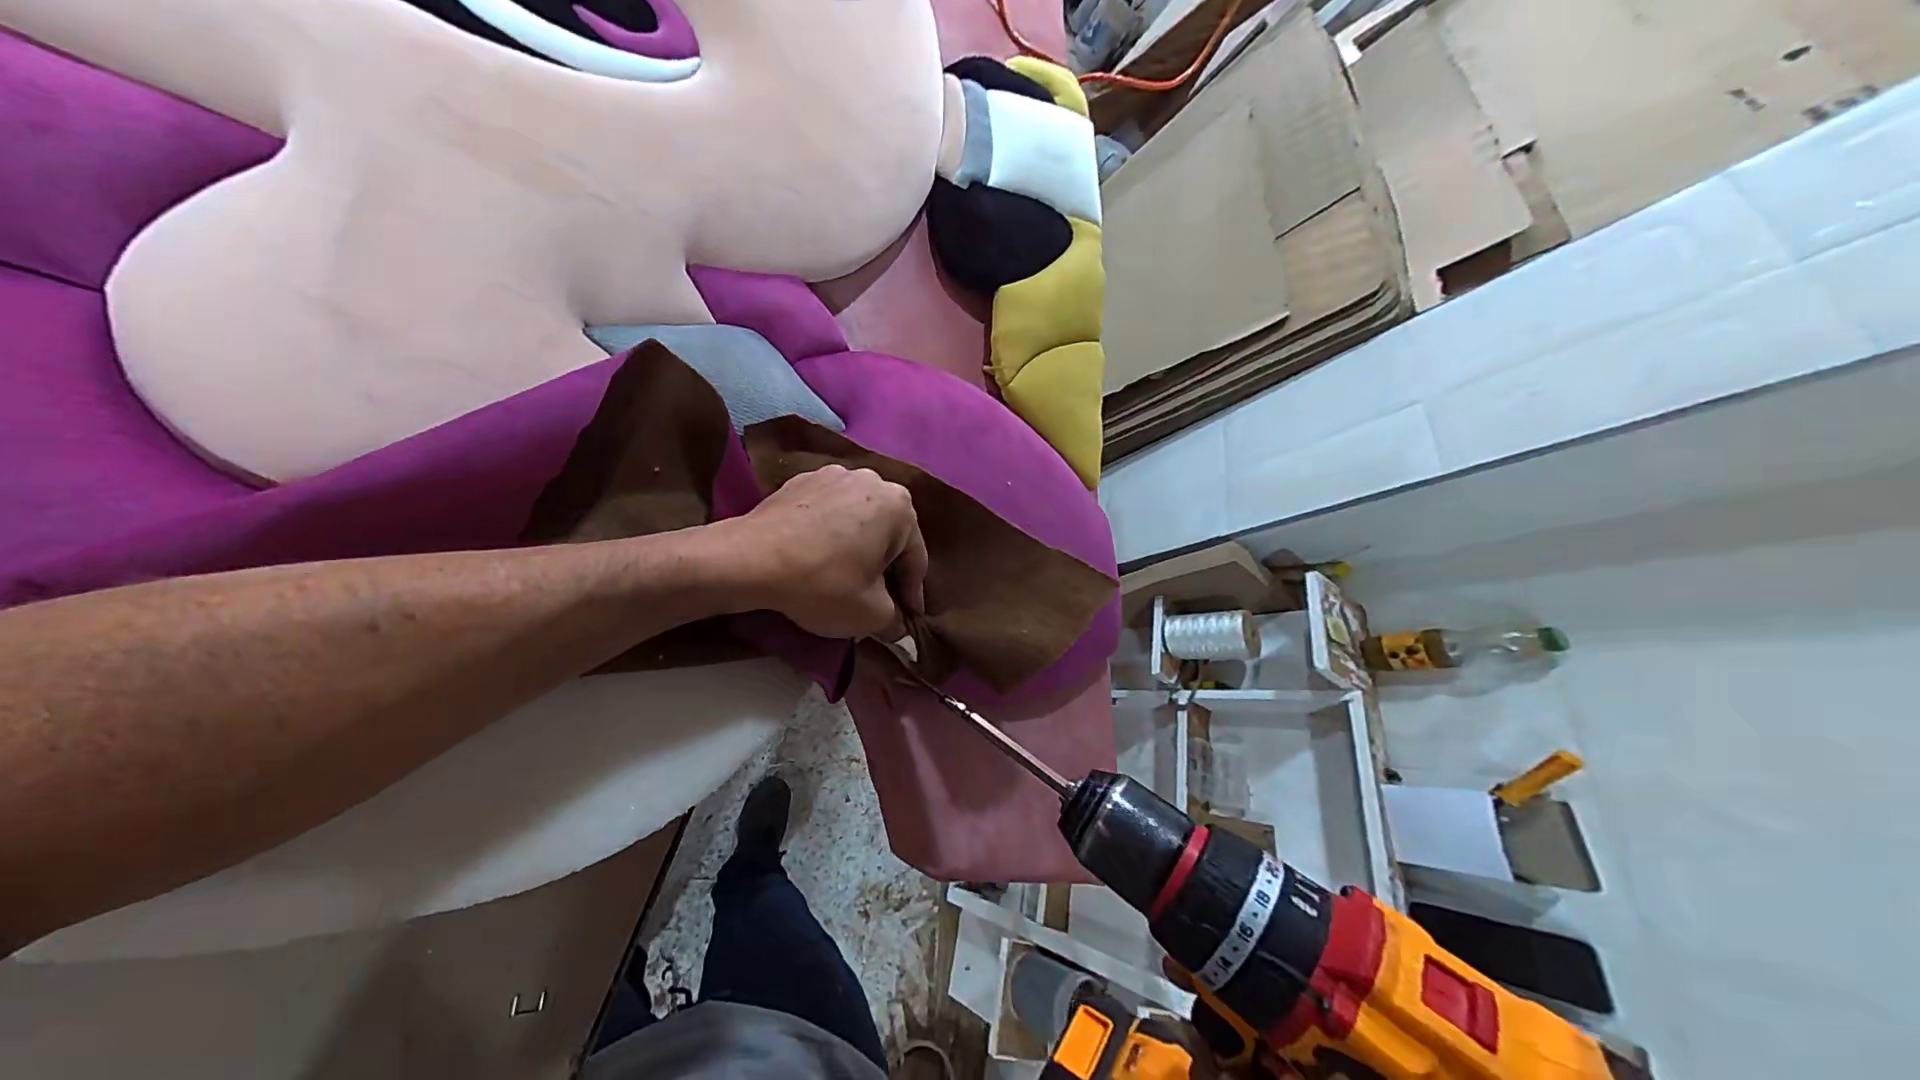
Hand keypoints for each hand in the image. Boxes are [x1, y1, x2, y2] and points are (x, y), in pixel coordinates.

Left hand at [719, 465, 927, 639]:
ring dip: (857, 547)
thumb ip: (894, 620)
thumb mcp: (871, 615)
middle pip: (887, 534)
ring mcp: (832, 475)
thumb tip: (896, 624)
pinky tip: (818, 558)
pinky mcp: (799, 481)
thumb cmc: (822, 584)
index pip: (915, 559)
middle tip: (878, 598)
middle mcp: (872, 479)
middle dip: (885, 567)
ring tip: (846, 576)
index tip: (908, 618)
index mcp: (899, 505)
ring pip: (857, 520)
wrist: (749, 560)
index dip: (912, 595)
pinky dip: (829, 535)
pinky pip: (827, 513)